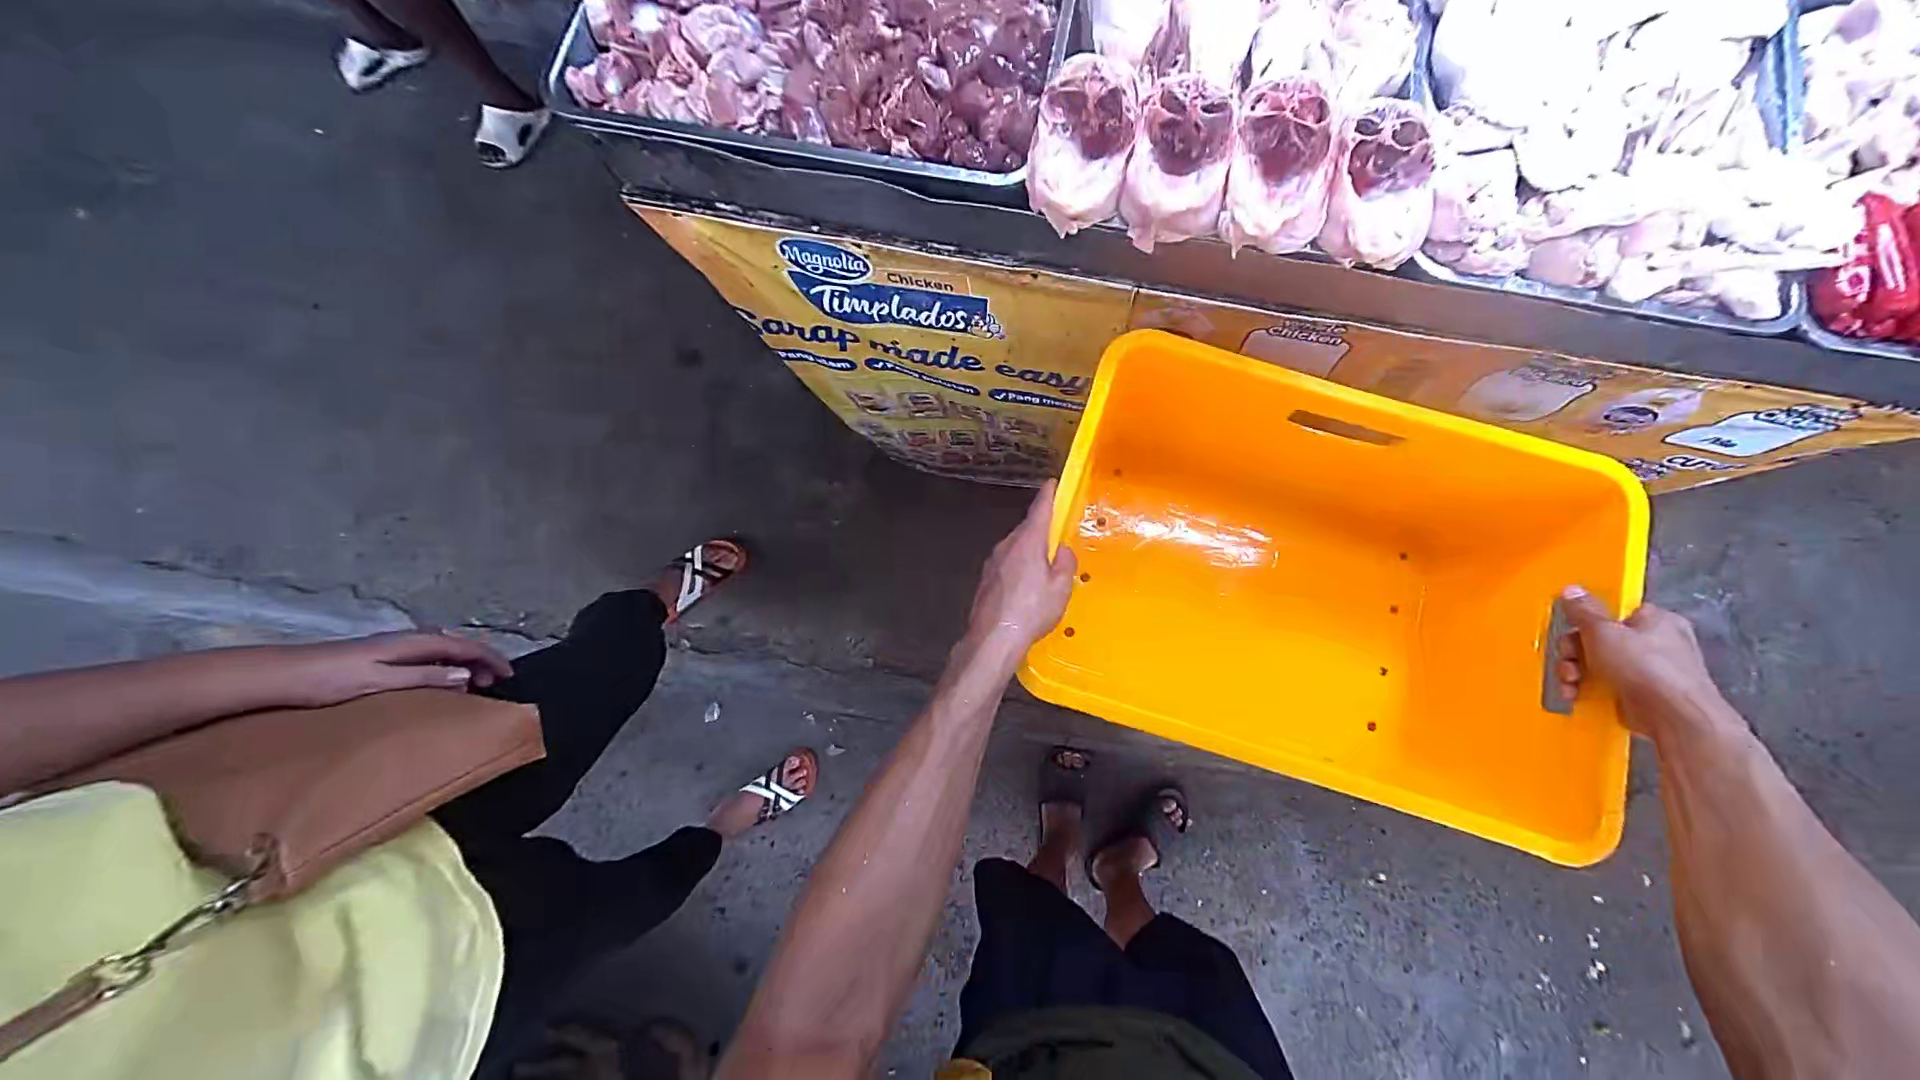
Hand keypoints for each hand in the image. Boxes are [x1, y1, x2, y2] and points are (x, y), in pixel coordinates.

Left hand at [276, 631, 514, 708]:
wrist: (278, 675)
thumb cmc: (329, 679)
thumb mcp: (380, 680)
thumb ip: (424, 676)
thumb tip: (465, 673)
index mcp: (414, 642)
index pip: (466, 646)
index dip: (491, 659)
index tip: (509, 675)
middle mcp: (409, 639)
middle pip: (458, 644)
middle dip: (482, 660)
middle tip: (494, 682)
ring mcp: (394, 646)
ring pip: (444, 649)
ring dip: (464, 663)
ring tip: (472, 683)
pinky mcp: (382, 655)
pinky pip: (429, 655)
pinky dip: (445, 665)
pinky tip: (440, 679)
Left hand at [967, 481, 1077, 651]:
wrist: (993, 637)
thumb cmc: (1031, 611)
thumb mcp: (1060, 588)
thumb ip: (1065, 563)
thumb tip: (1062, 549)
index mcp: (1027, 542)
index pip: (1039, 509)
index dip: (1048, 494)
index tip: (1052, 483)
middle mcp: (1007, 545)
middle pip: (1027, 528)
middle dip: (1041, 527)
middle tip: (1057, 530)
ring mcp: (993, 562)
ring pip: (1016, 546)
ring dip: (1030, 549)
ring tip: (1045, 563)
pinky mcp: (986, 578)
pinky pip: (1007, 563)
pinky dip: (1019, 564)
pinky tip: (1027, 583)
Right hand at [1555, 586, 1729, 737]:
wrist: (1675, 718)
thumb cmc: (1644, 666)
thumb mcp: (1604, 632)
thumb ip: (1583, 611)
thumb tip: (1570, 588)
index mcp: (1655, 620)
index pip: (1613, 610)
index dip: (1587, 620)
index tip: (1572, 630)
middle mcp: (1654, 643)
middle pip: (1597, 638)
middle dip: (1574, 652)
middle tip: (1570, 661)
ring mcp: (1647, 670)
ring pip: (1595, 663)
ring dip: (1574, 672)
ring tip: (1571, 683)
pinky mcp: (1638, 694)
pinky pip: (1602, 684)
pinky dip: (1585, 689)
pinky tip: (1577, 695)